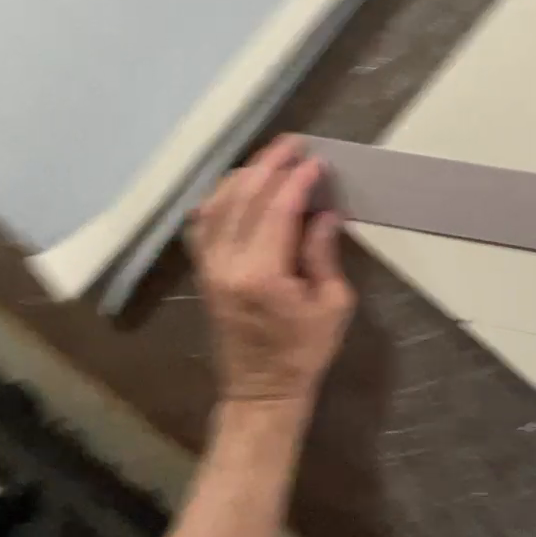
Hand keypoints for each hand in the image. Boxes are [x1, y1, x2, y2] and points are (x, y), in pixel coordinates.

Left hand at [189, 136, 355, 406]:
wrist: (261, 390)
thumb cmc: (304, 351)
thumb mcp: (332, 304)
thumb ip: (322, 253)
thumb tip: (323, 211)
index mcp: (262, 275)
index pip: (277, 209)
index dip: (298, 180)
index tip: (317, 163)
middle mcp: (227, 264)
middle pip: (244, 197)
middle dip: (270, 165)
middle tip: (294, 146)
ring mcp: (209, 267)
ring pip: (218, 204)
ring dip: (245, 175)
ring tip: (271, 159)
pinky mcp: (203, 272)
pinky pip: (203, 223)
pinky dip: (220, 198)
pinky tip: (239, 187)